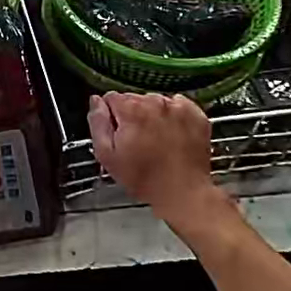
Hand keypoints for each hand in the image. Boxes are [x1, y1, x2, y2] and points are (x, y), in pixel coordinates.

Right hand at [87, 92, 227, 224]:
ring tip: (156, 142)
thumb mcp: (107, 155)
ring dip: (153, 116)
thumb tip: (96, 102)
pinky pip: (178, 106)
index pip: (112, 97)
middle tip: (137, 142)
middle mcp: (155, 103)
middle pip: (134, 99)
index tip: (118, 133)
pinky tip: (172, 136)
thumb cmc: (146, 179)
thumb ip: (97, 122)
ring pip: (156, 102)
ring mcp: (177, 107)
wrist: (184, 193)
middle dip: (132, 116)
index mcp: (131, 110)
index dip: (111, 116)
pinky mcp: (195, 114)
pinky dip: (173, 117)